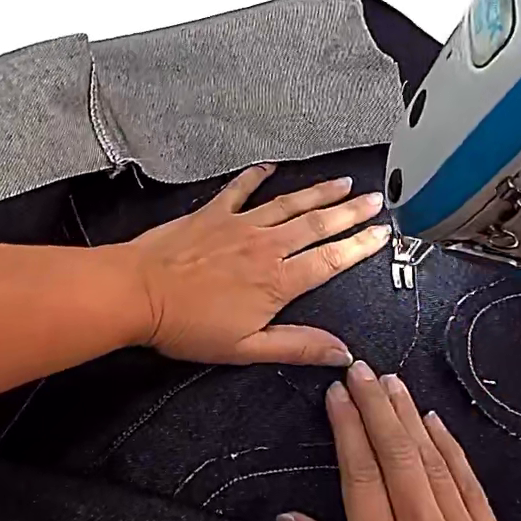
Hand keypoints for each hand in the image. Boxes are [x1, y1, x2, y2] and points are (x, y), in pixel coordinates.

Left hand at [118, 164, 389, 365]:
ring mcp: (242, 224)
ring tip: (344, 182)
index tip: (383, 234)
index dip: (361, 246)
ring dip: (320, 192)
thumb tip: (341, 354)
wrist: (137, 293)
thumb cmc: (188, 326)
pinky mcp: (215, 212)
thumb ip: (297, 346)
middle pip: (319, 225)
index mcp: (278, 280)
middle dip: (352, 211)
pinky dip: (257, 176)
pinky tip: (271, 166)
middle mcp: (267, 246)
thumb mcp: (246, 348)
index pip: (332, 259)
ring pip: (291, 203)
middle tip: (376, 200)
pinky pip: (242, 188)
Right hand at [278, 362, 520, 520]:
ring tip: (392, 383)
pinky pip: (470, 484)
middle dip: (376, 405)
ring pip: (433, 460)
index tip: (338, 396)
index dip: (348, 428)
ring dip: (410, 415)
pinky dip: (451, 447)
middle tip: (361, 371)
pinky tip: (437, 423)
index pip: (360, 476)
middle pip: (397, 455)